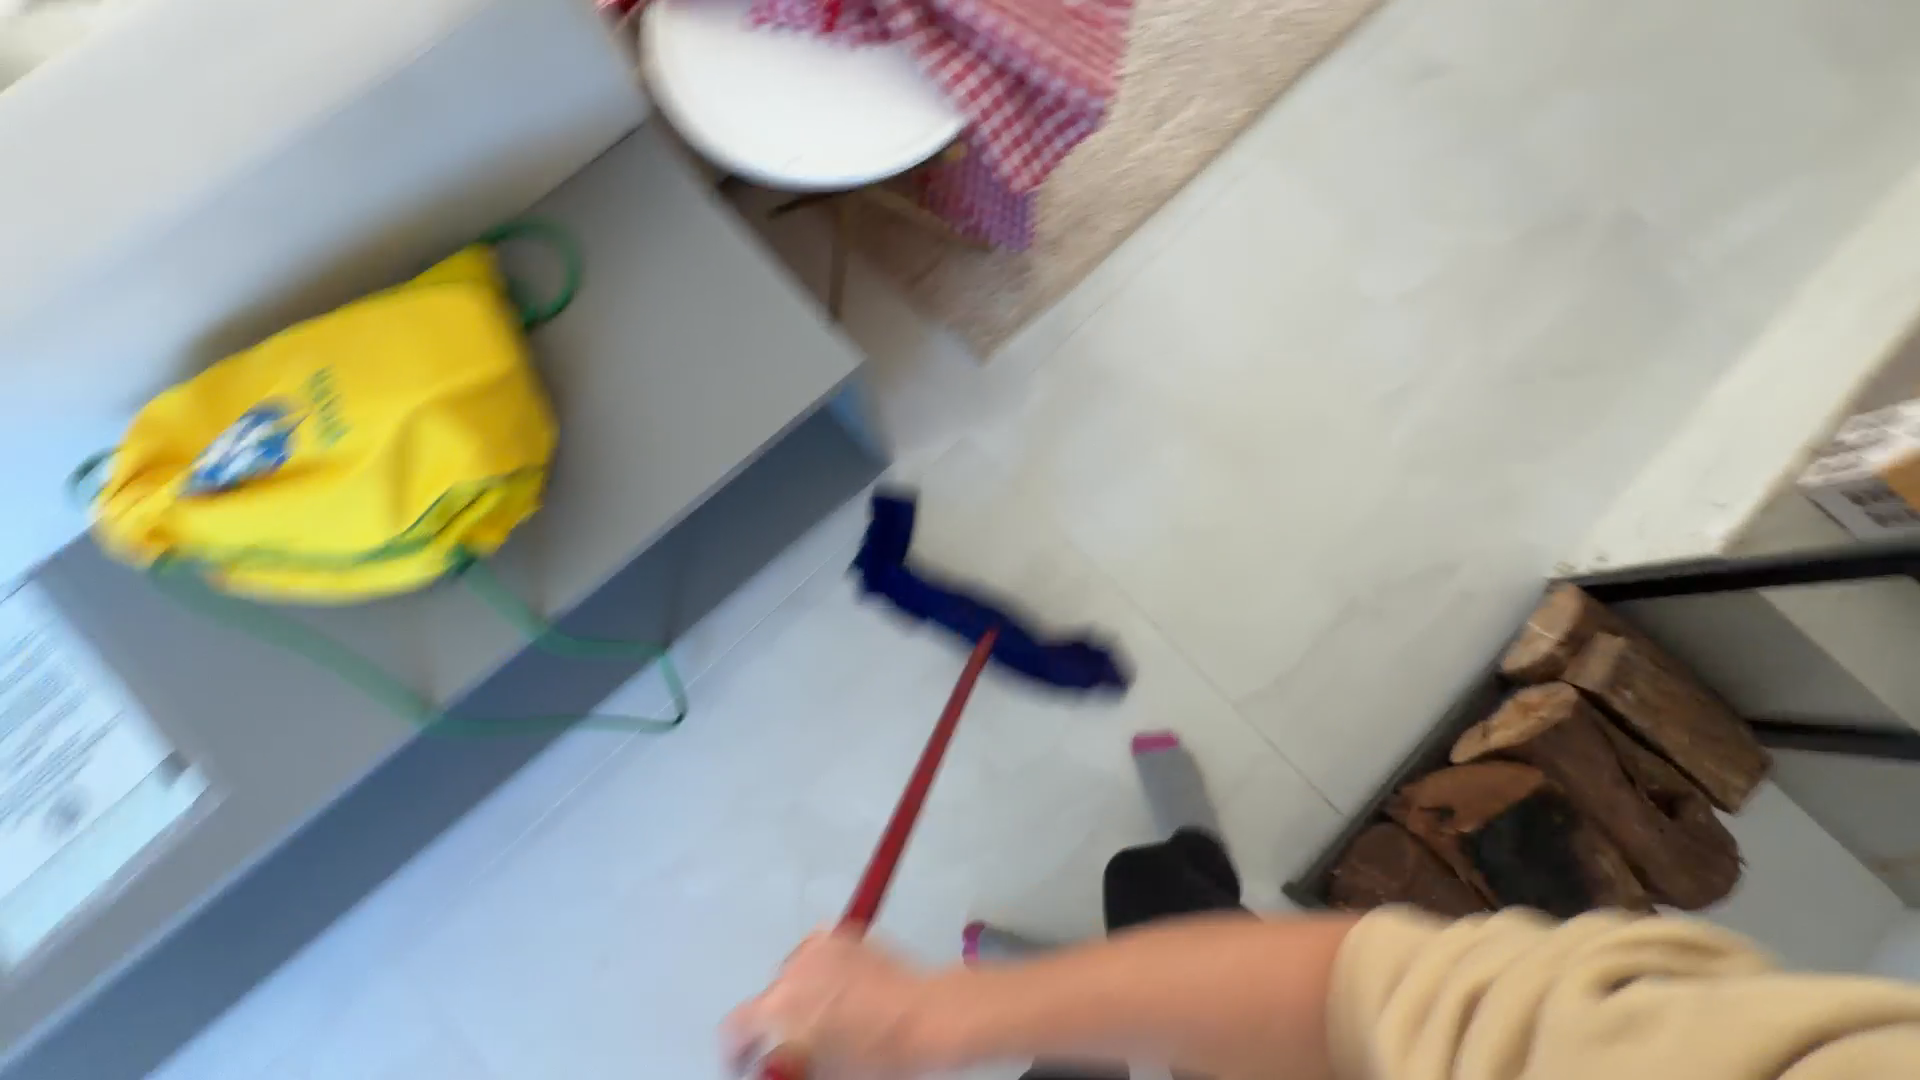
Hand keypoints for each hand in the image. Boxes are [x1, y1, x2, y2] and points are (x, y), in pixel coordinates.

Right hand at [724, 929, 946, 1079]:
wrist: (922, 1016)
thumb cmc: (875, 1052)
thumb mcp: (821, 1071)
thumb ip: (787, 1063)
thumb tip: (773, 1064)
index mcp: (779, 1005)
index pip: (736, 1027)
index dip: (737, 1049)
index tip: (745, 1061)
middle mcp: (795, 968)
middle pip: (769, 996)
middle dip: (776, 1020)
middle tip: (796, 1043)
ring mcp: (822, 945)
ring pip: (793, 970)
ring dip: (799, 991)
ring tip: (822, 1014)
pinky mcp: (846, 934)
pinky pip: (819, 950)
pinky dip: (820, 967)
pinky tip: (836, 986)